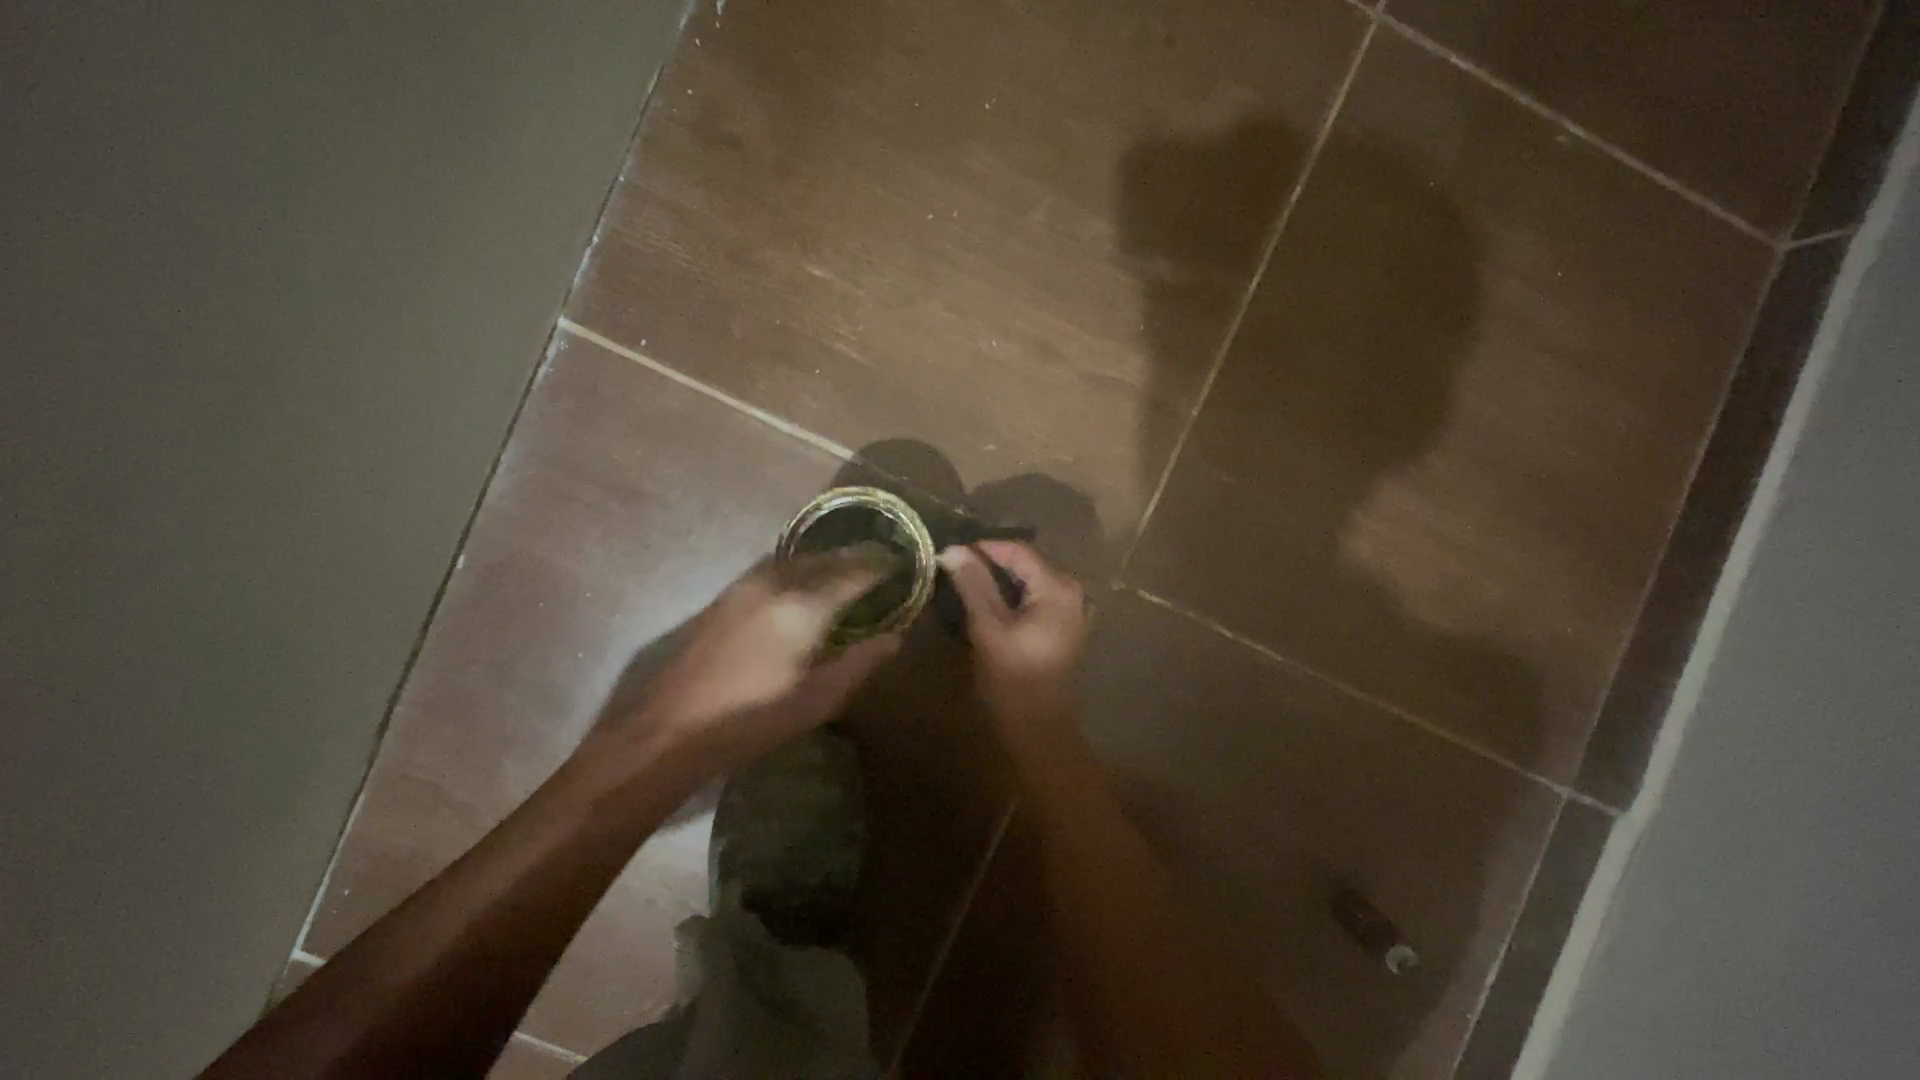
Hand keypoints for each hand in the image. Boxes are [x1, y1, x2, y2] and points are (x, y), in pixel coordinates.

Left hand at [622, 547, 899, 767]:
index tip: (901, 563)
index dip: (880, 567)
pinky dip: (797, 569)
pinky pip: (772, 569)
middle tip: (878, 560)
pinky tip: (802, 584)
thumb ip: (859, 663)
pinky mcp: (724, 599)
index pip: (853, 574)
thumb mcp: (818, 700)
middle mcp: (775, 585)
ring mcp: (744, 588)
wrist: (673, 727)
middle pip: (823, 559)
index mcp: (803, 608)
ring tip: (844, 568)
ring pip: (794, 560)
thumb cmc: (754, 719)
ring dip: (823, 560)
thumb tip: (894, 638)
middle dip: (853, 557)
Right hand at [938, 541, 1088, 746]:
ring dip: (1001, 579)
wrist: (1040, 727)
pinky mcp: (1067, 625)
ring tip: (967, 583)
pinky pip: (1038, 597)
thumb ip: (973, 584)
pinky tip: (990, 604)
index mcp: (1059, 587)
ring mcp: (1074, 609)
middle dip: (991, 562)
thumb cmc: (1013, 678)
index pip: (1017, 550)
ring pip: (1031, 580)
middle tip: (955, 568)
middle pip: (1027, 563)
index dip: (983, 548)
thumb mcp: (988, 627)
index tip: (950, 554)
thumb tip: (952, 550)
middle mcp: (1074, 591)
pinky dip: (1014, 596)